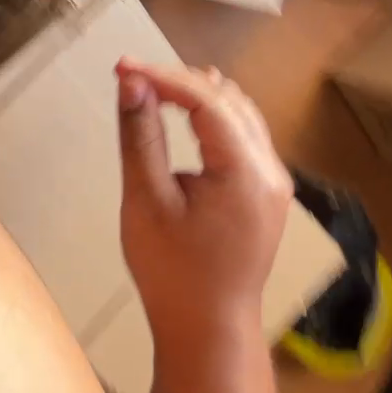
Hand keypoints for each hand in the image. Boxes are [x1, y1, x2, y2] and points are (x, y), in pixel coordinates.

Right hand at [116, 59, 292, 349]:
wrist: (206, 326)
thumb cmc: (170, 267)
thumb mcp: (146, 198)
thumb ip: (140, 135)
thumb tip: (132, 82)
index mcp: (246, 174)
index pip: (206, 102)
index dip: (162, 76)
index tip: (119, 66)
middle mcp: (270, 172)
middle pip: (228, 100)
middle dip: (176, 79)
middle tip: (127, 75)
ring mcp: (272, 182)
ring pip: (238, 112)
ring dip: (194, 92)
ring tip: (148, 86)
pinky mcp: (262, 191)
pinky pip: (240, 133)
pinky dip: (207, 112)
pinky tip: (180, 111)